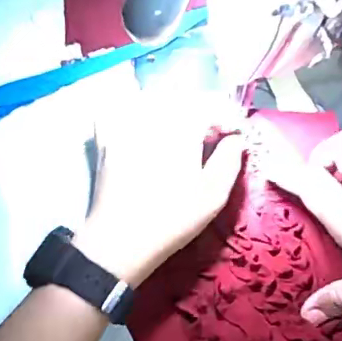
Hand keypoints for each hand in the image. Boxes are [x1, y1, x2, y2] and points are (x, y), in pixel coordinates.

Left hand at [75, 92, 247, 284]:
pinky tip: (144, 138)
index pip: (215, 105)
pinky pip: (124, 112)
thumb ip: (231, 157)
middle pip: (185, 100)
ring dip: (172, 114)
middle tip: (209, 143)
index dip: (228, 121)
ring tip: (180, 143)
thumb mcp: (215, 192)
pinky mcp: (106, 137)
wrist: (119, 240)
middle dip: (200, 116)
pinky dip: (136, 117)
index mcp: (183, 120)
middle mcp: (152, 111)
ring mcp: (125, 122)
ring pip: (156, 102)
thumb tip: (235, 138)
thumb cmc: (173, 217)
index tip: (233, 142)